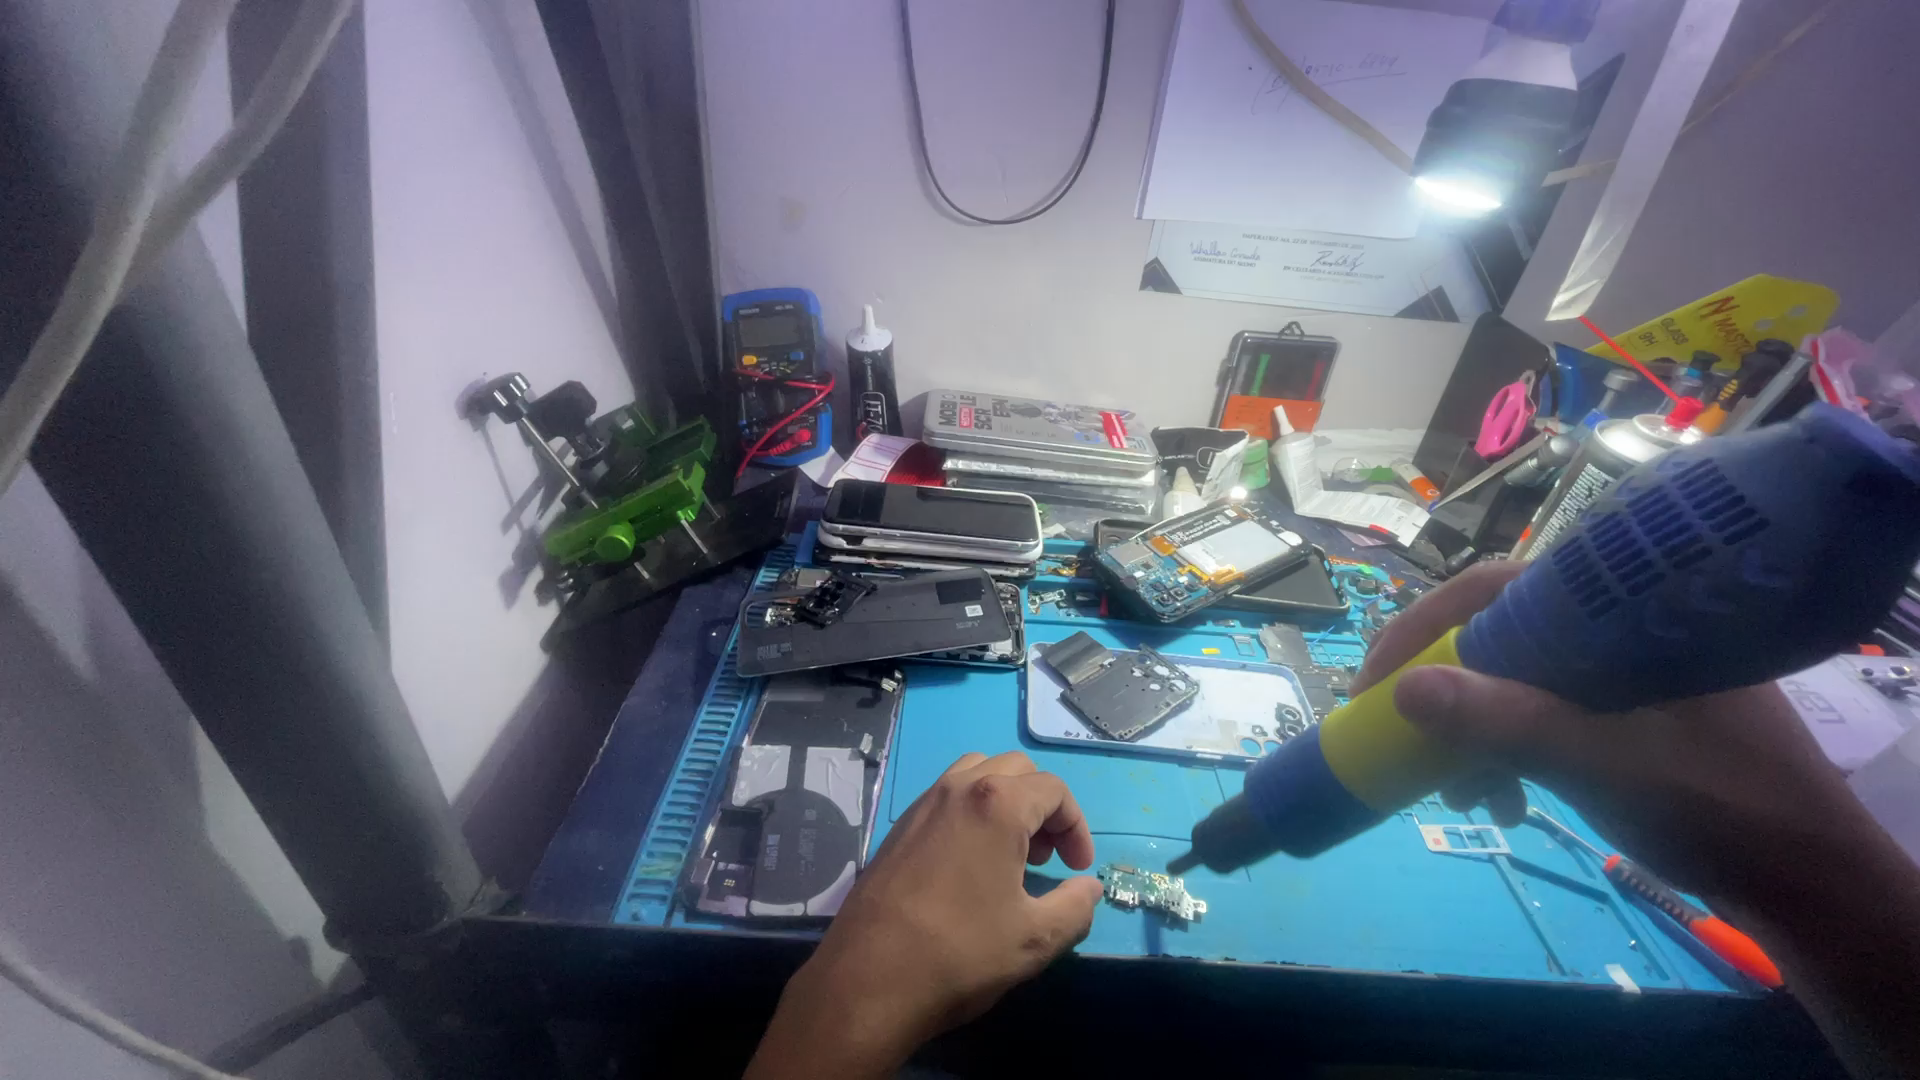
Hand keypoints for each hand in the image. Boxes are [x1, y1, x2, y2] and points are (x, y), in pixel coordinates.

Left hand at [746, 751, 1100, 1078]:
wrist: (869, 977)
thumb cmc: (960, 953)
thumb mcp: (1034, 939)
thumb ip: (1075, 907)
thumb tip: (1090, 888)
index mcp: (998, 803)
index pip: (1054, 790)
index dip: (1076, 827)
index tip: (1077, 870)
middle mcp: (960, 787)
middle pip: (1017, 770)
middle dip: (1043, 807)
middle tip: (1047, 859)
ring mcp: (925, 800)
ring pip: (978, 771)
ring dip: (1006, 799)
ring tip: (1010, 852)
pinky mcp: (901, 822)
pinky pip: (948, 793)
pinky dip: (973, 808)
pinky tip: (970, 860)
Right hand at [1354, 560, 1874, 906]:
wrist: (1810, 893)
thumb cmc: (1722, 811)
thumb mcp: (1605, 766)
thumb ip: (1507, 723)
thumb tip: (1402, 691)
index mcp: (1620, 614)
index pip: (1492, 590)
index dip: (1420, 626)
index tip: (1378, 680)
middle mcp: (1606, 630)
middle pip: (1485, 635)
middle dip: (1436, 688)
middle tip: (1392, 728)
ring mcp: (1604, 672)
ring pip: (1497, 678)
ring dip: (1463, 731)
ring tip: (1459, 793)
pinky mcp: (1602, 711)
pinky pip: (1522, 712)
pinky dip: (1496, 751)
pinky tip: (1498, 798)